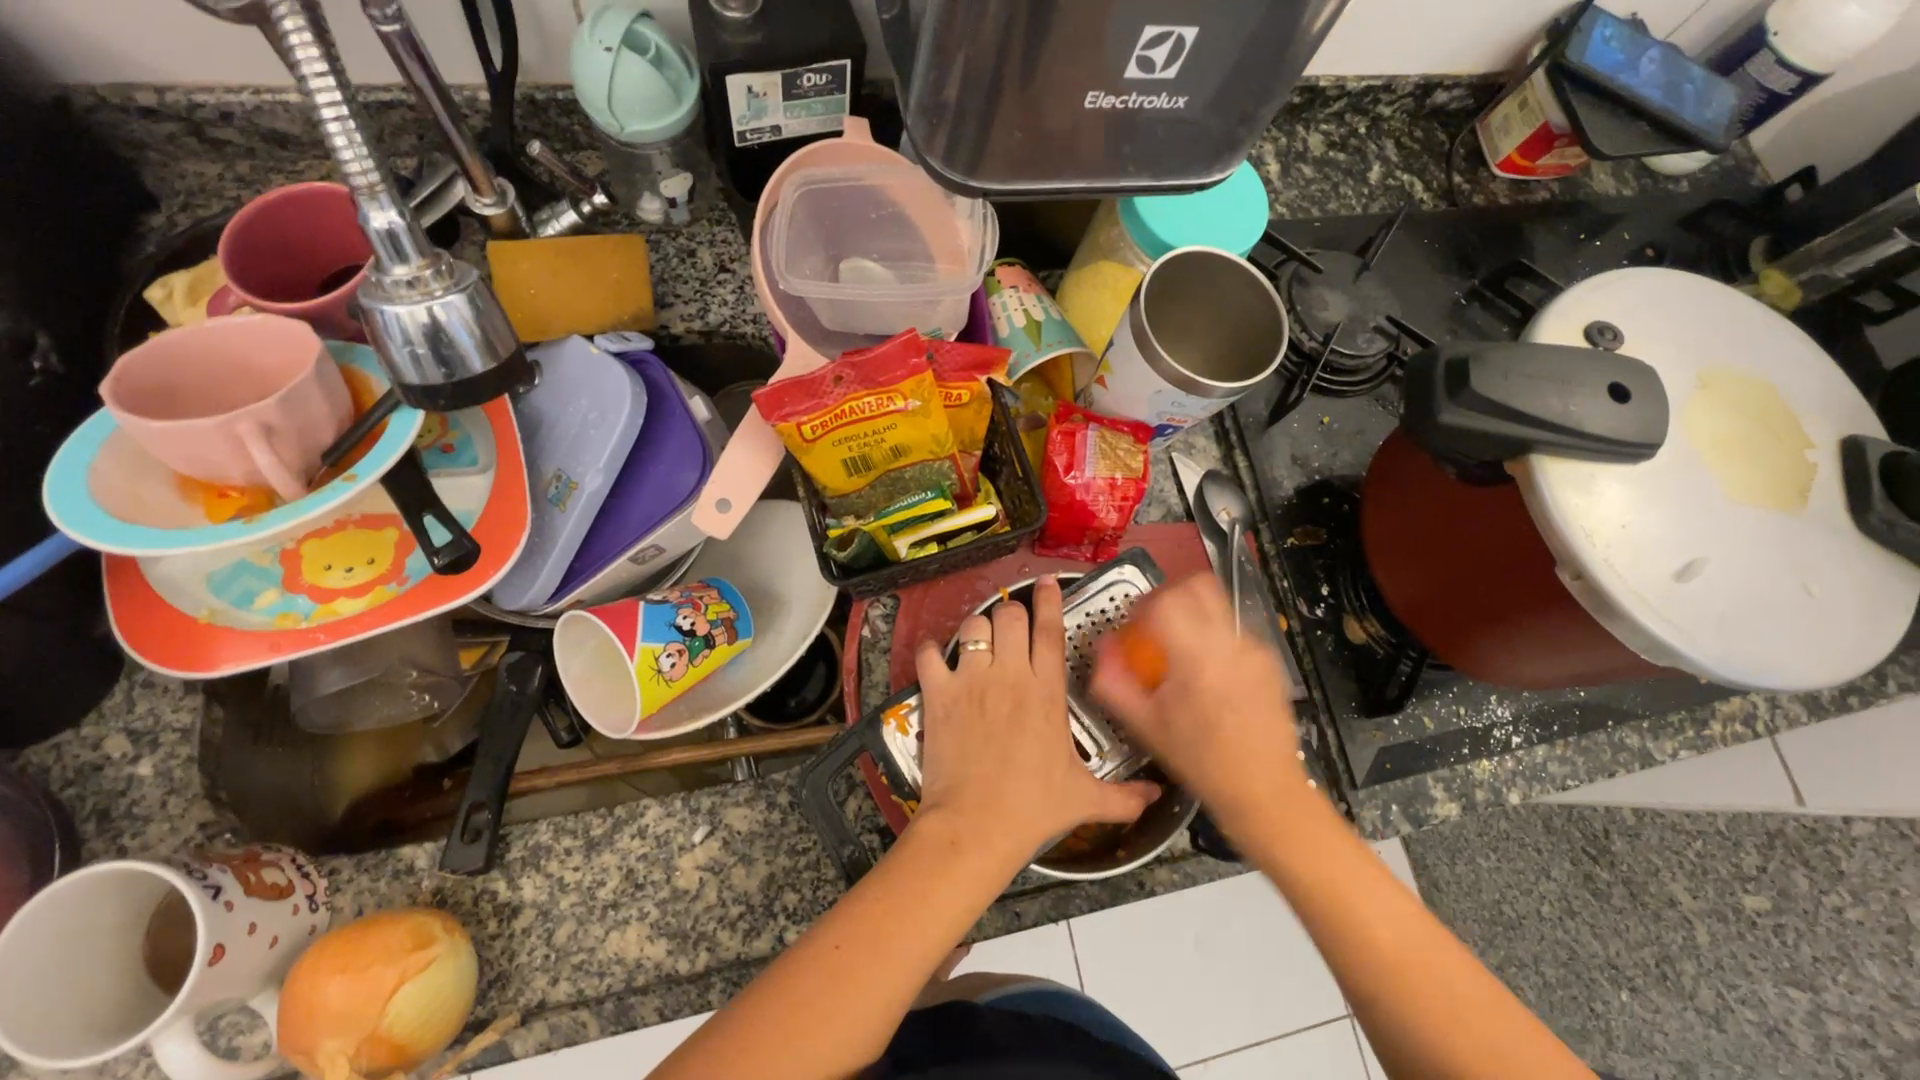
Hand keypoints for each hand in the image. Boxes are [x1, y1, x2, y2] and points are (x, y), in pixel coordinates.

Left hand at [913, 576, 1161, 868]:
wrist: (975, 825)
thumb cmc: (1032, 809)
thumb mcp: (1085, 800)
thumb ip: (1124, 796)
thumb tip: (1157, 797)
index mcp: (1046, 691)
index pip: (1050, 630)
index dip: (1049, 600)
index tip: (1046, 583)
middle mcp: (1009, 675)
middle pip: (1009, 616)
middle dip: (1011, 615)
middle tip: (1012, 628)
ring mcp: (971, 681)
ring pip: (973, 626)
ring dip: (977, 629)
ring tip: (979, 643)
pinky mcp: (938, 694)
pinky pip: (929, 654)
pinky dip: (931, 652)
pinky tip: (936, 659)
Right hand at [1090, 573, 1307, 829]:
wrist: (1264, 789)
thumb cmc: (1202, 762)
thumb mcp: (1146, 727)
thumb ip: (1114, 684)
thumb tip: (1102, 650)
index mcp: (1198, 658)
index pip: (1169, 599)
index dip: (1145, 602)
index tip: (1135, 622)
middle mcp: (1231, 645)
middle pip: (1199, 586)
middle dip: (1171, 596)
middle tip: (1154, 622)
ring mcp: (1256, 650)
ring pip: (1218, 606)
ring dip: (1194, 617)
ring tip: (1180, 652)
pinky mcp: (1270, 661)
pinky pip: (1234, 632)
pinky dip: (1214, 639)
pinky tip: (1207, 675)